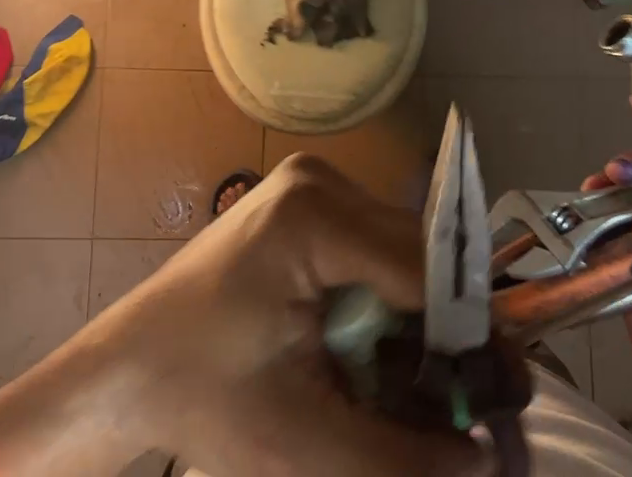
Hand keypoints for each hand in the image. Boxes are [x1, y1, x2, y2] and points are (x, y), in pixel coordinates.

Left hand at [0, 154, 488, 476]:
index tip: (503, 400)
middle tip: (468, 403)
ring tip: (422, 386)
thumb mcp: (305, 441)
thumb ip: (403, 455)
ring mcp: (310, 188)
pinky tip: (381, 353)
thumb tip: (489, 460)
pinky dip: (390, 304)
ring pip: (404, 255)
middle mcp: (319, 183)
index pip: (428, 269)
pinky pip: (375, 253)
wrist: (128, 366)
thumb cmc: (200, 398)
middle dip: (448, 331)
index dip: (473, 336)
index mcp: (313, 217)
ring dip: (421, 320)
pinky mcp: (306, 206)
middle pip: (420, 256)